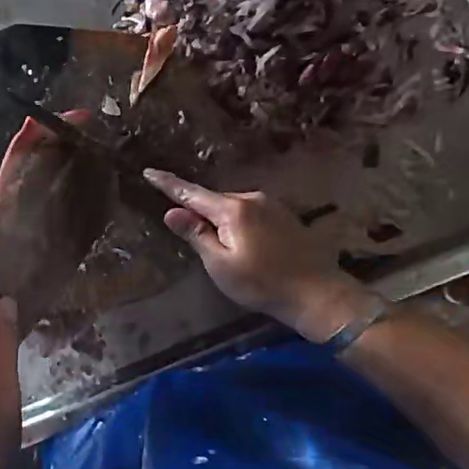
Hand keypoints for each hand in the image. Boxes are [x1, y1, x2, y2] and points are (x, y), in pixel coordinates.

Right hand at [144, 169, 379, 342]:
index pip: (191, 193)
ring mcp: (272, 206)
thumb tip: (171, 212)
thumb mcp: (220, 264)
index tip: (149, 172)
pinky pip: (250, 214)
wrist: (319, 296)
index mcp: (233, 210)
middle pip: (213, 201)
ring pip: (233, 208)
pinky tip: (245, 245)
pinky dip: (238, 224)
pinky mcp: (285, 217)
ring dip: (221, 221)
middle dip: (198, 212)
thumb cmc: (262, 284)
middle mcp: (252, 199)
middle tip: (194, 239)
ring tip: (223, 249)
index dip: (168, 184)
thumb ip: (195, 234)